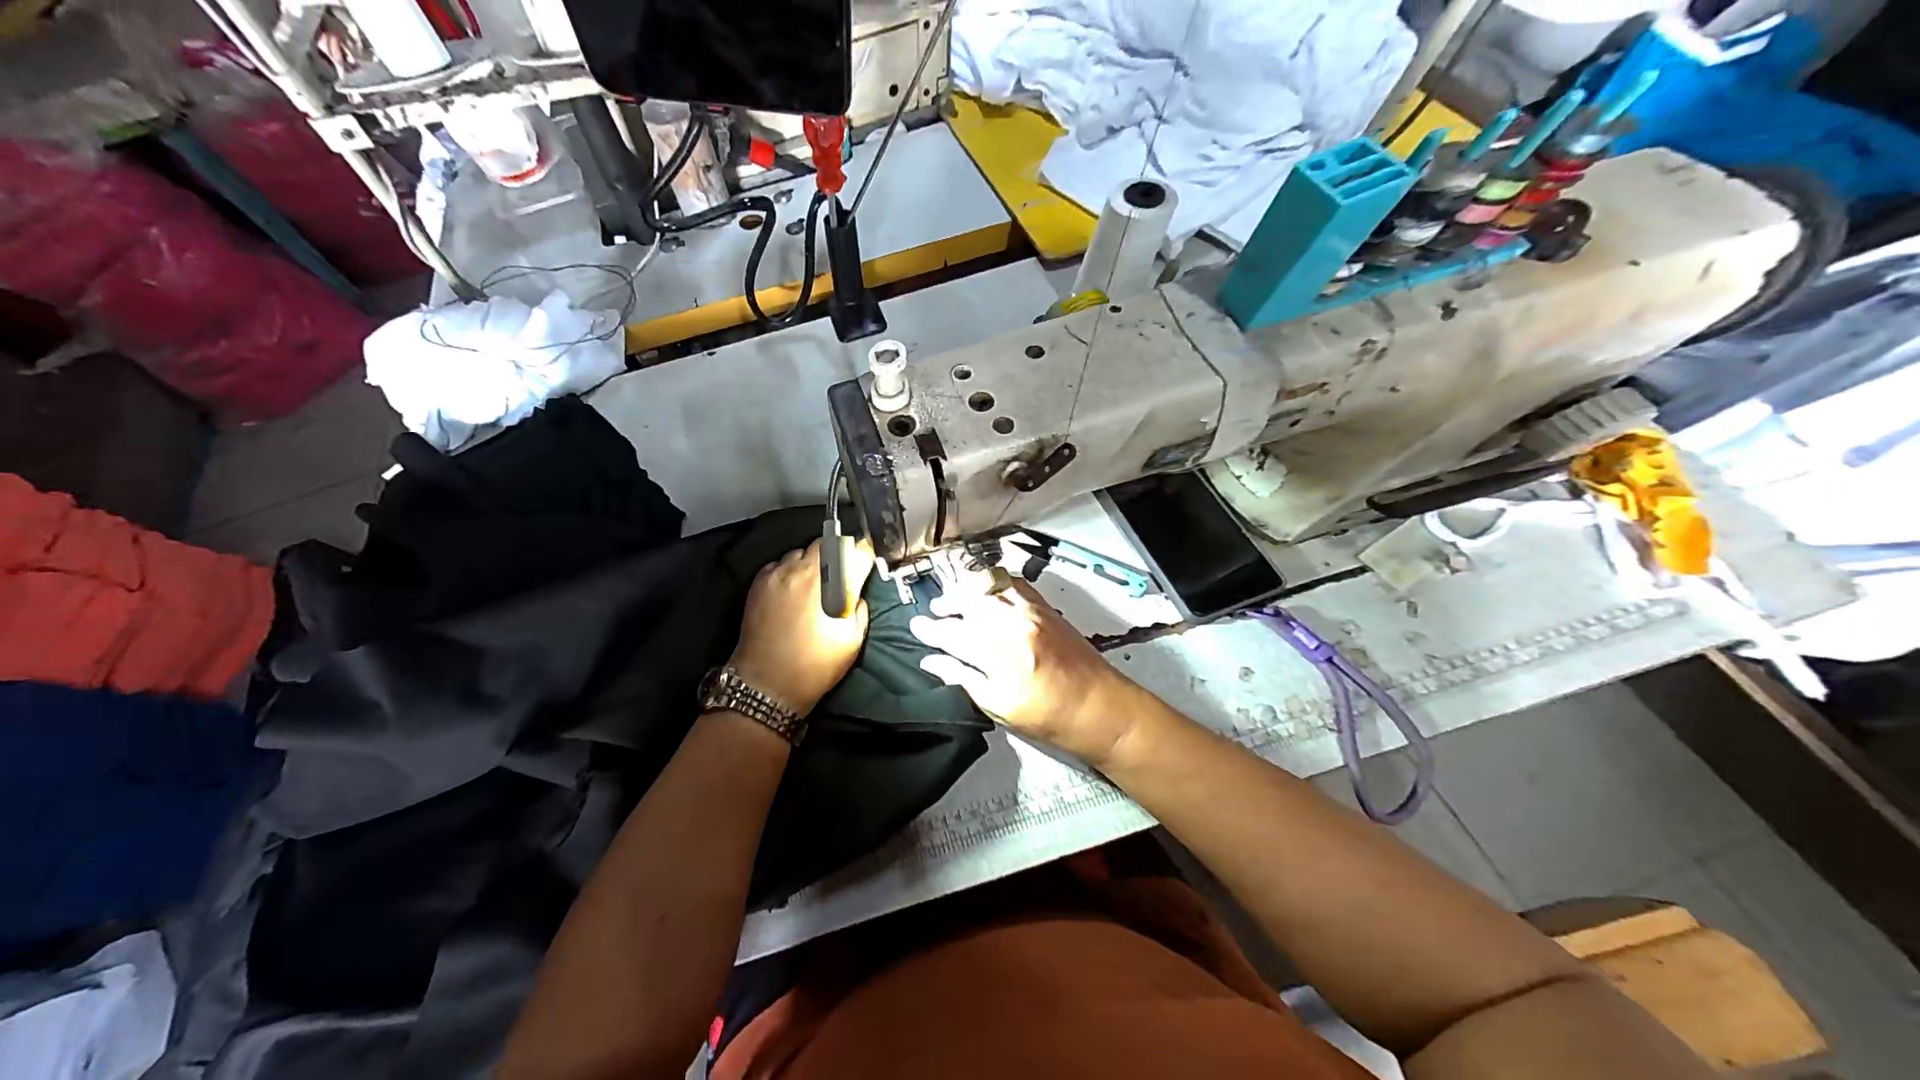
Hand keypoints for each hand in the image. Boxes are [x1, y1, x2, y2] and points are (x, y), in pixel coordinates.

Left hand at [730, 539, 874, 714]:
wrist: (766, 685)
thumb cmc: (813, 666)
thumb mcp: (851, 641)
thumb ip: (859, 609)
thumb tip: (856, 593)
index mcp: (825, 581)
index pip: (852, 550)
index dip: (863, 553)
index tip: (866, 561)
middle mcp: (799, 569)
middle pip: (825, 544)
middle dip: (838, 554)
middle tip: (842, 576)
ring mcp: (775, 575)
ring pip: (800, 553)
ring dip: (812, 562)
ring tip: (816, 584)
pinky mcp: (757, 584)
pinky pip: (778, 565)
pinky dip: (789, 571)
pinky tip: (793, 591)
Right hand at [909, 580, 1144, 764]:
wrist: (1099, 706)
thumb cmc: (1050, 716)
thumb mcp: (999, 706)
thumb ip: (964, 679)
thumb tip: (934, 662)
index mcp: (999, 653)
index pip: (953, 633)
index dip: (930, 631)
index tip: (916, 627)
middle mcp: (1014, 624)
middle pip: (969, 601)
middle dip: (946, 604)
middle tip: (935, 613)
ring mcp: (1032, 611)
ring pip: (990, 585)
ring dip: (967, 589)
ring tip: (955, 599)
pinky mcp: (1046, 607)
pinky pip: (1014, 583)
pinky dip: (995, 582)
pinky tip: (987, 592)